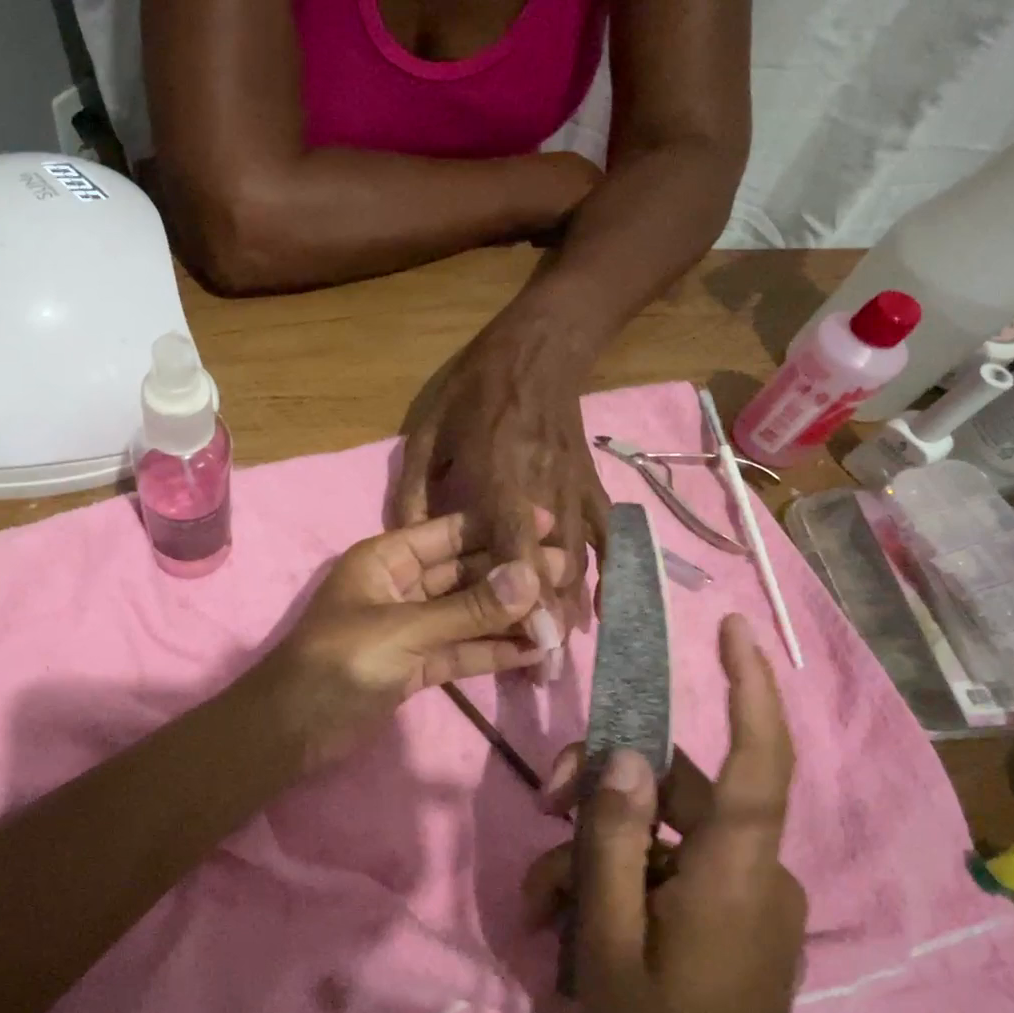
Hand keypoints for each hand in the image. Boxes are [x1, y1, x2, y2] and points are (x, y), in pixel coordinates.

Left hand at [252, 511, 568, 770]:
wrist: (294, 728)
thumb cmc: (340, 662)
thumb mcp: (405, 629)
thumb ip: (469, 608)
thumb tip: (532, 577)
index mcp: (386, 558)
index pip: (451, 532)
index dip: (498, 526)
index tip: (548, 523)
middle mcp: (401, 585)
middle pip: (466, 572)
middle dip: (514, 574)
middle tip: (571, 572)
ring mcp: (410, 627)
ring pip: (469, 613)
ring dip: (511, 615)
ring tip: (564, 614)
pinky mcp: (417, 665)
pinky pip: (463, 649)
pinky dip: (494, 650)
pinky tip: (535, 650)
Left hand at [393, 295, 611, 673]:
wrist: (540, 343)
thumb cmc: (472, 386)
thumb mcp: (425, 434)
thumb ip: (417, 489)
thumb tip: (408, 536)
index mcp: (492, 477)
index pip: (509, 544)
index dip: (524, 591)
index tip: (538, 635)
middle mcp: (537, 492)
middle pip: (546, 562)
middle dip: (549, 615)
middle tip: (551, 667)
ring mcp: (569, 491)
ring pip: (574, 557)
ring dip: (574, 604)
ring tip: (569, 651)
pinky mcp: (588, 488)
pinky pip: (602, 538)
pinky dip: (606, 573)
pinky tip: (606, 610)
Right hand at [523, 615, 806, 1012]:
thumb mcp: (610, 938)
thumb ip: (614, 842)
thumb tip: (624, 754)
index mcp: (735, 875)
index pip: (761, 764)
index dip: (752, 689)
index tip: (733, 628)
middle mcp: (755, 872)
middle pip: (678, 790)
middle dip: (603, 790)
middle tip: (541, 807)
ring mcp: (748, 897)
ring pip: (664, 833)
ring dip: (598, 851)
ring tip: (542, 903)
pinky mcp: (735, 917)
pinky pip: (675, 869)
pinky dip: (623, 877)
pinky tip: (572, 915)